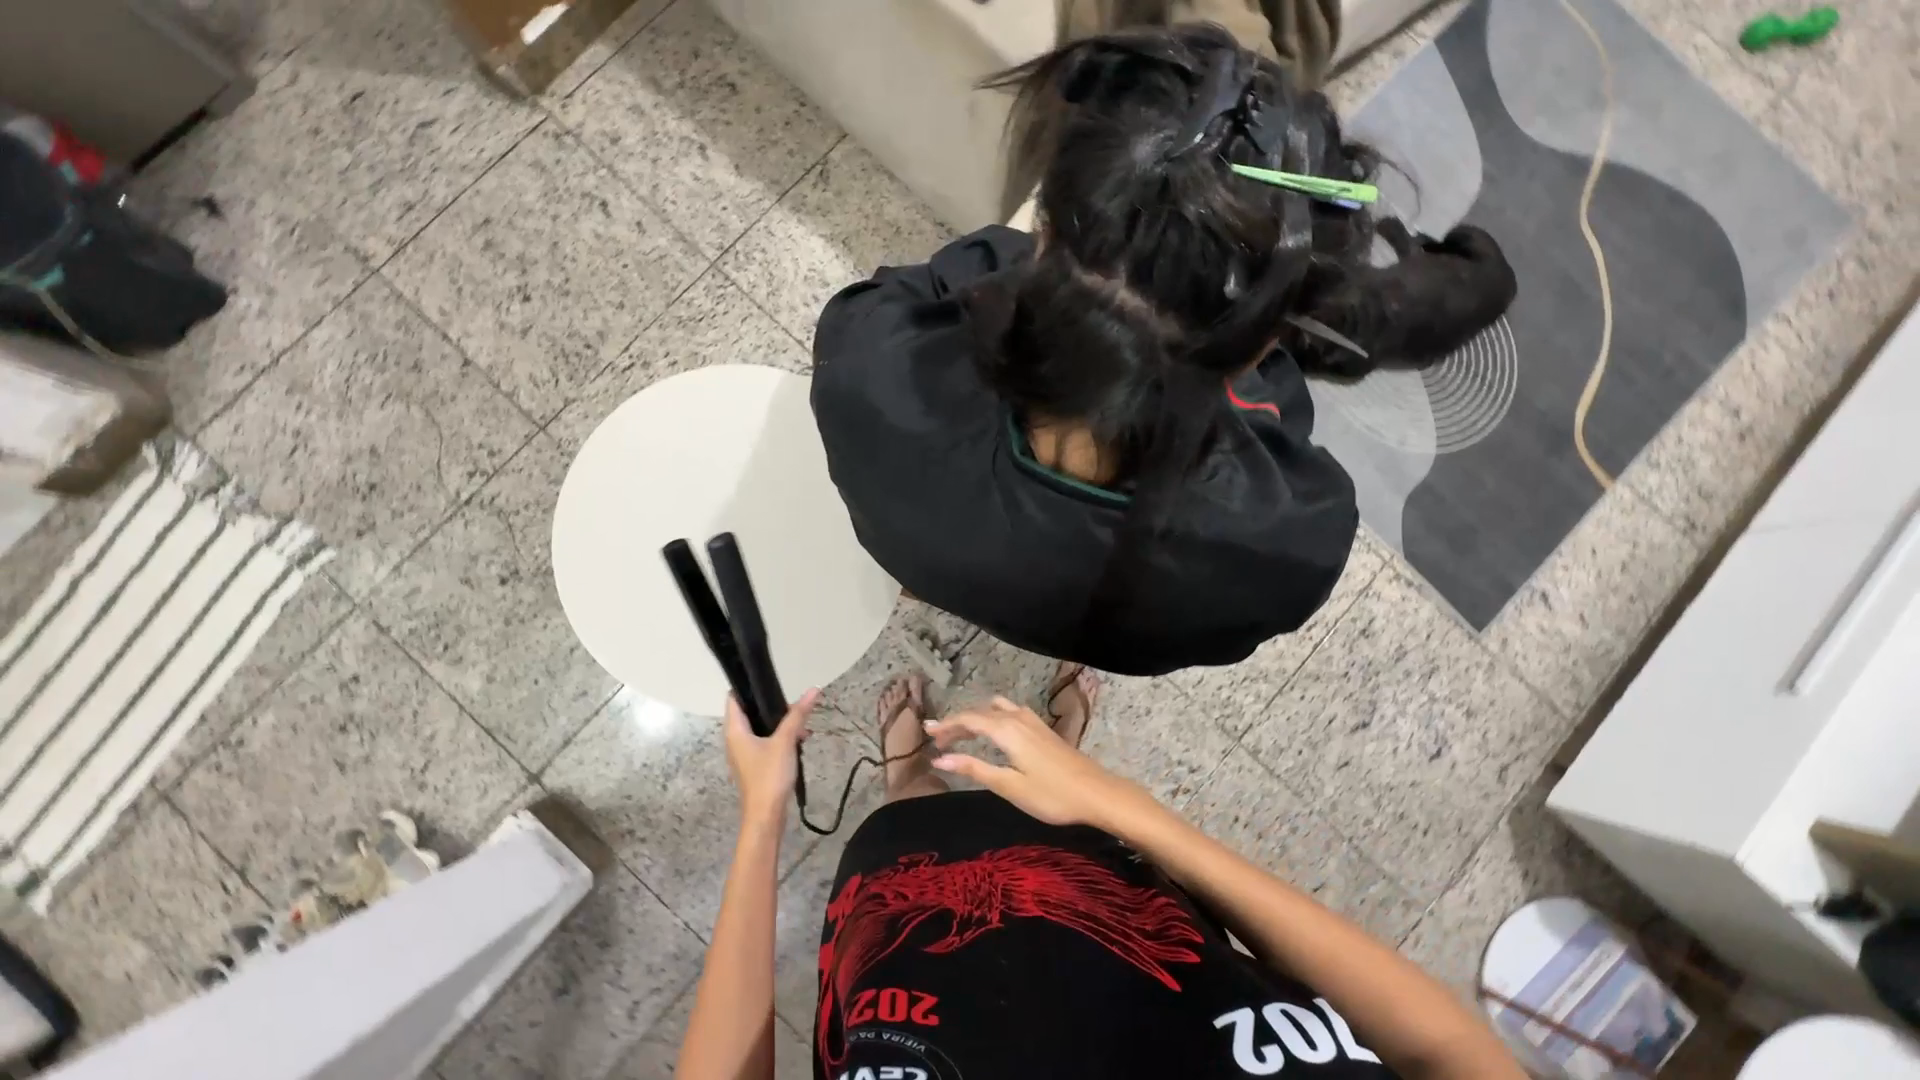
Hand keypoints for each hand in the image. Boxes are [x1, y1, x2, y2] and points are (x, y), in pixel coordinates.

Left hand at [724, 688, 818, 825]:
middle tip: (794, 704)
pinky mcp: (754, 764)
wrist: (766, 816)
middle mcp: (735, 740)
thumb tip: (813, 689)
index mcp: (735, 731)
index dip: (748, 686)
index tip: (769, 679)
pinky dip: (780, 738)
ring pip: (760, 728)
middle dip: (772, 706)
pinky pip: (765, 742)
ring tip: (802, 723)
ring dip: (779, 724)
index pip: (734, 698)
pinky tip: (800, 740)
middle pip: (749, 712)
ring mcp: (744, 753)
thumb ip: (797, 714)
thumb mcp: (785, 741)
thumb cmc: (769, 776)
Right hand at [925, 696, 1146, 828]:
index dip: (946, 725)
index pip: (968, 720)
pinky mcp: (1043, 729)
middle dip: (958, 723)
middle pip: (980, 712)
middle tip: (939, 740)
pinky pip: (1010, 713)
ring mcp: (1033, 722)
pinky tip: (996, 732)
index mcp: (1006, 730)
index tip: (926, 733)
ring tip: (963, 735)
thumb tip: (940, 758)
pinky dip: (994, 717)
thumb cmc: (1051, 795)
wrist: (1096, 793)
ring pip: (996, 710)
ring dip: (977, 718)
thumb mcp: (1009, 786)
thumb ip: (975, 769)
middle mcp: (1018, 718)